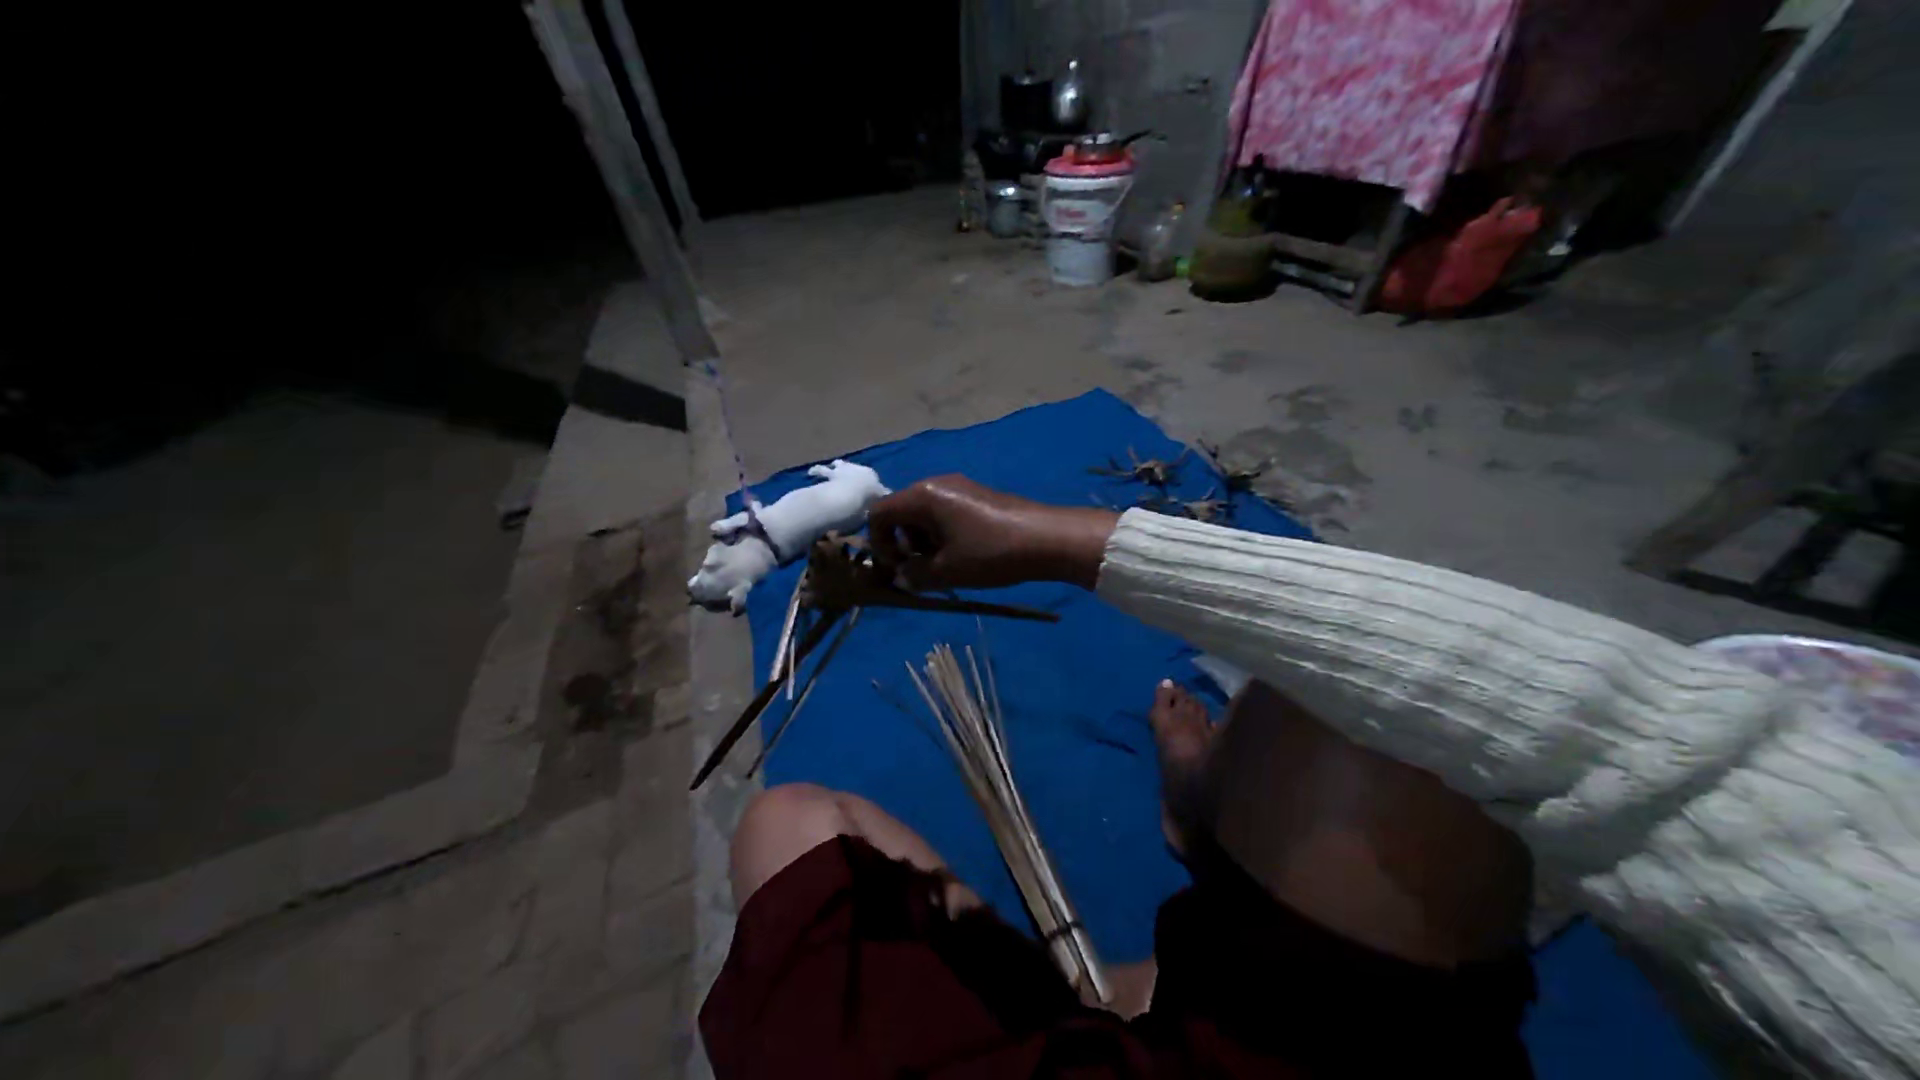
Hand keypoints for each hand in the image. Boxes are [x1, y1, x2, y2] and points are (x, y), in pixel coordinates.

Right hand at [867, 475, 1117, 590]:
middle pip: (901, 512)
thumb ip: (915, 575)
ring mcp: (959, 487)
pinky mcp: (977, 497)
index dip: (878, 543)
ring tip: (945, 566)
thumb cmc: (990, 553)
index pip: (879, 513)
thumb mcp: (947, 571)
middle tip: (922, 569)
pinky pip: (945, 514)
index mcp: (922, 496)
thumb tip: (902, 577)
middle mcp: (936, 484)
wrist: (1046, 539)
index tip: (897, 567)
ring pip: (924, 515)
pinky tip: (963, 555)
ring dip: (924, 542)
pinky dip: (943, 535)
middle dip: (903, 544)